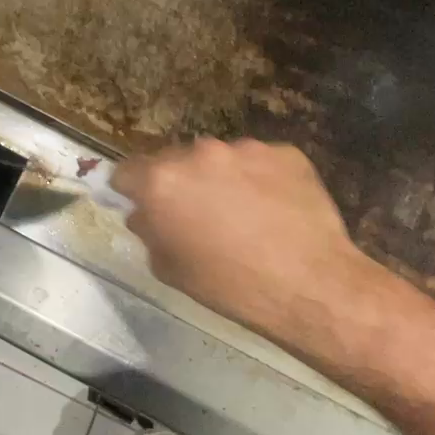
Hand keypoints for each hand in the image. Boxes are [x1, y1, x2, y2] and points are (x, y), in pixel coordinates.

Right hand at [111, 138, 379, 351]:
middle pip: (172, 160)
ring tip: (240, 213)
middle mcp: (197, 154)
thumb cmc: (226, 284)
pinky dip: (258, 180)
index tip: (143, 206)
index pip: (126, 171)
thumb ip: (149, 231)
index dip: (130, 190)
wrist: (309, 285)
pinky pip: (258, 162)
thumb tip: (147, 214)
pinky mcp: (285, 153)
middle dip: (177, 183)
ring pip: (217, 160)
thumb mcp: (167, 267)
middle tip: (194, 214)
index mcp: (160, 181)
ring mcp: (244, 149)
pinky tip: (271, 210)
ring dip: (218, 179)